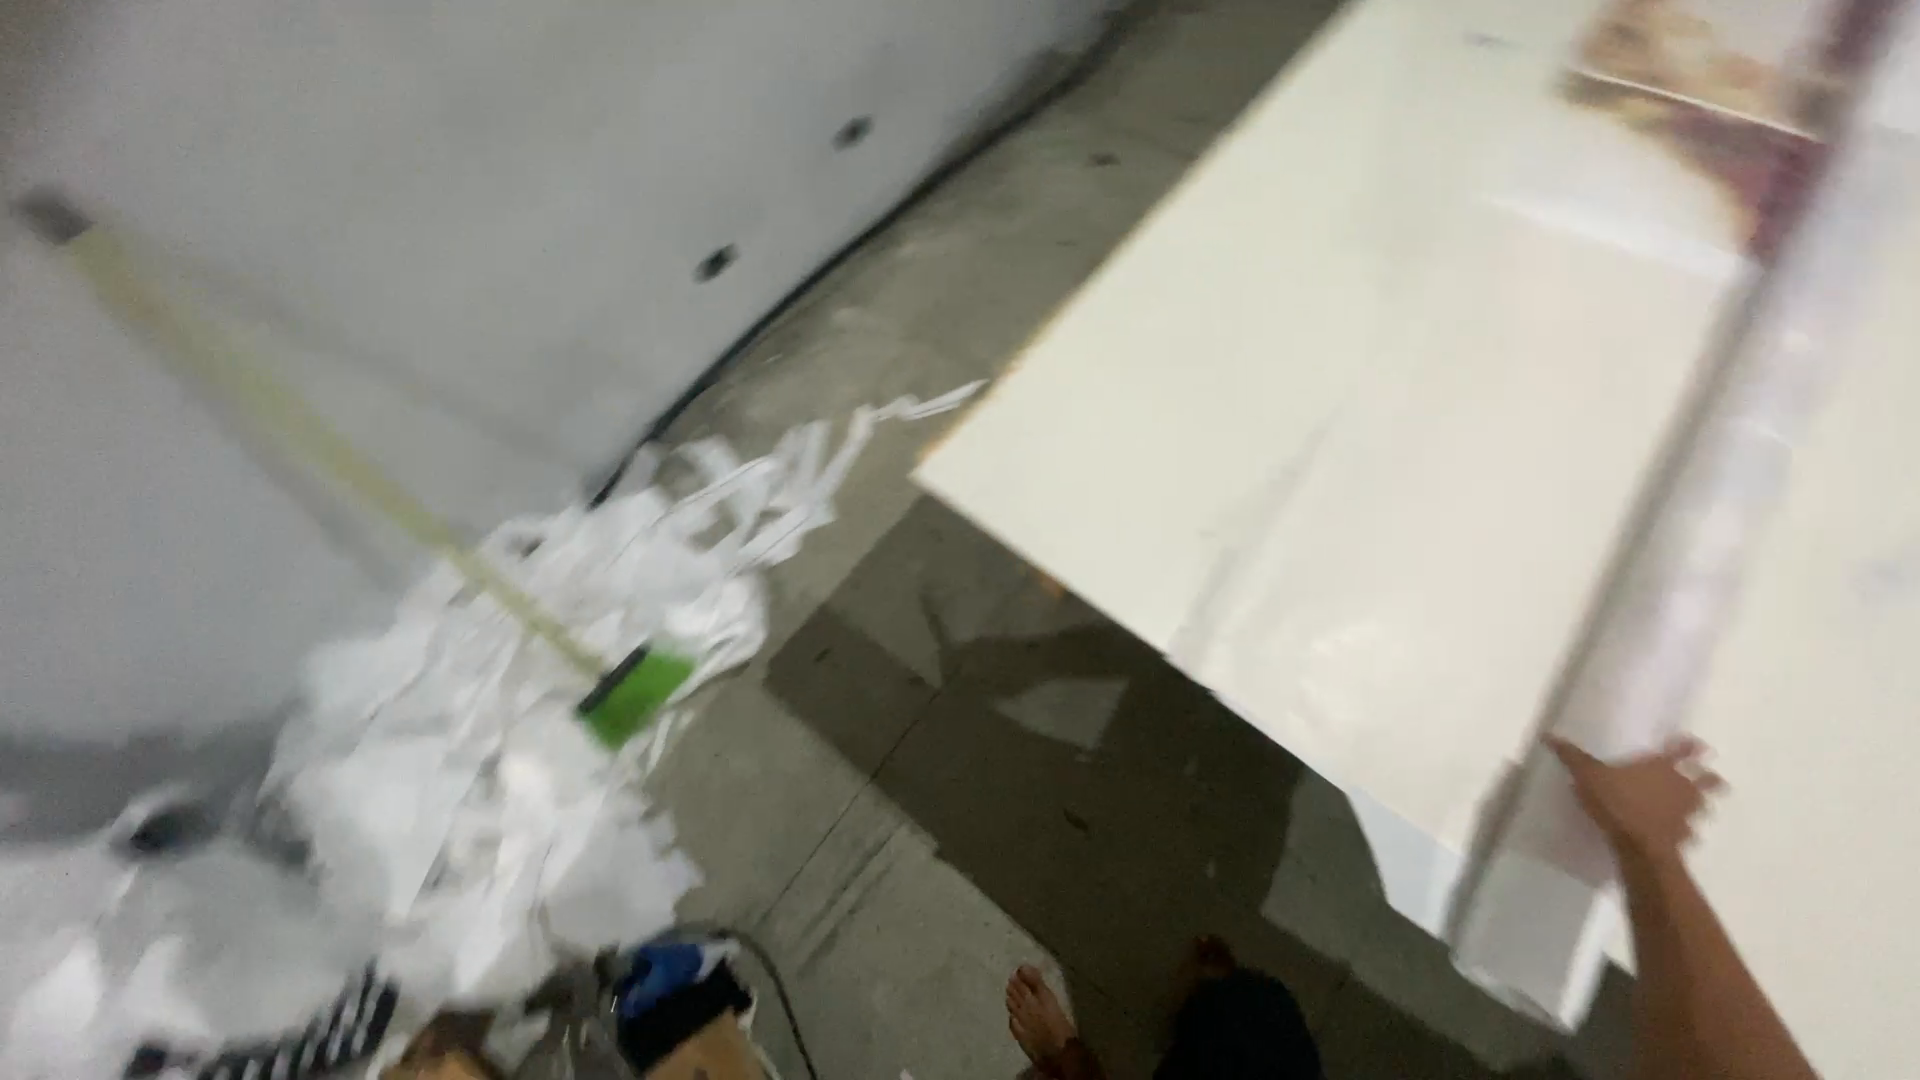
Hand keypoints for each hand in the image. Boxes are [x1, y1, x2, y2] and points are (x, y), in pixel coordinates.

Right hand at [1550, 734, 1724, 863]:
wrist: (1639, 845)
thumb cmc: (1616, 801)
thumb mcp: (1586, 774)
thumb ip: (1572, 756)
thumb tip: (1549, 735)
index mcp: (1662, 766)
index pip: (1685, 750)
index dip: (1690, 745)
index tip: (1692, 743)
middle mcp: (1682, 786)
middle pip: (1710, 779)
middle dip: (1708, 777)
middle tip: (1697, 776)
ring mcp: (1689, 812)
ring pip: (1705, 805)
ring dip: (1698, 803)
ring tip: (1681, 804)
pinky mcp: (1687, 835)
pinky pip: (1690, 830)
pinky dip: (1684, 829)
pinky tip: (1670, 831)